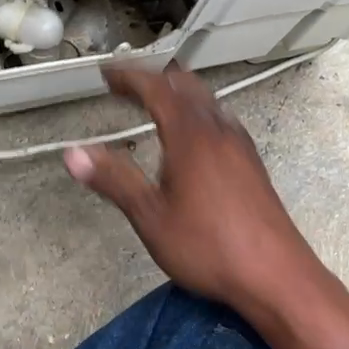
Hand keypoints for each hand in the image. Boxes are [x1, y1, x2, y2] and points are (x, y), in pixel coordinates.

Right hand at [65, 62, 319, 314]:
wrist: (276, 275)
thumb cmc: (208, 246)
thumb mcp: (150, 216)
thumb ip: (113, 179)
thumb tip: (73, 153)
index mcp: (190, 134)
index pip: (155, 87)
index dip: (128, 76)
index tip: (106, 73)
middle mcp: (217, 129)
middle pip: (185, 85)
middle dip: (153, 77)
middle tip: (126, 83)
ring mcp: (240, 144)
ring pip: (207, 100)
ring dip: (178, 92)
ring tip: (156, 100)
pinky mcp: (252, 163)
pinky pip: (220, 118)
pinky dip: (198, 111)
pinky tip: (196, 134)